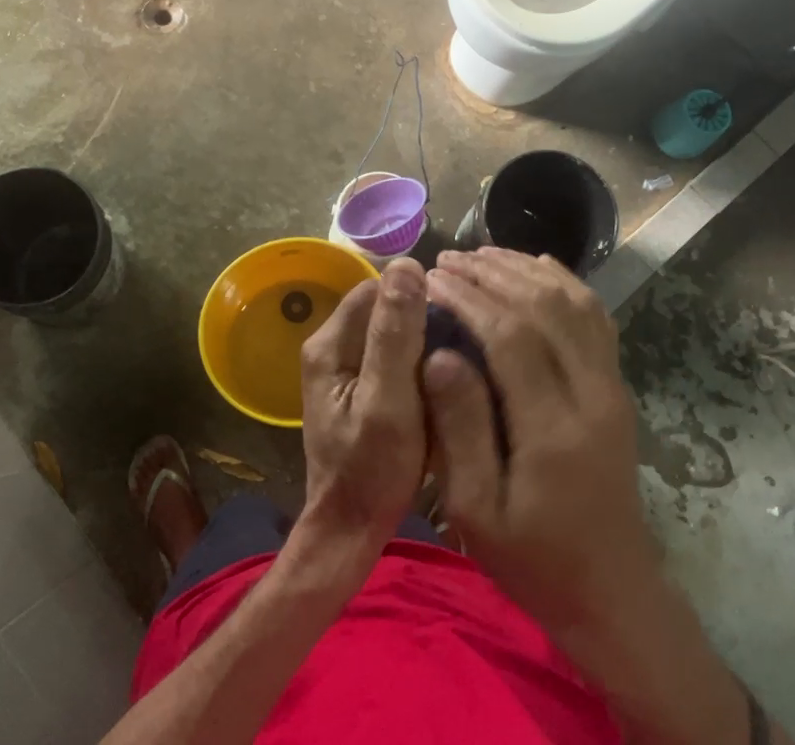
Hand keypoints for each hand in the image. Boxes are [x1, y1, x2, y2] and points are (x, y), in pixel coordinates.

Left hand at [295, 258, 430, 563]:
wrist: (352, 528)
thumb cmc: (372, 469)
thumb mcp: (389, 399)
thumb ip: (396, 335)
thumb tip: (406, 266)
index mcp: (329, 344)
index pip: (376, 289)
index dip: (418, 296)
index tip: (457, 316)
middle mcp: (330, 349)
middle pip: (384, 311)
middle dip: (424, 321)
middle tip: (465, 345)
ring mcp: (343, 372)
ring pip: (392, 336)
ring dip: (424, 346)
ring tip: (460, 364)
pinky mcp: (359, 393)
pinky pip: (394, 362)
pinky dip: (418, 368)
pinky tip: (443, 387)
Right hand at [421, 248, 657, 633]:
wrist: (609, 589)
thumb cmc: (531, 558)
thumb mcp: (476, 507)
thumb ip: (459, 427)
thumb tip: (439, 354)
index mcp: (553, 429)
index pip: (511, 337)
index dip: (469, 299)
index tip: (430, 280)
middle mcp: (592, 396)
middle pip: (546, 308)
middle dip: (493, 274)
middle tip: (447, 259)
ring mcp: (612, 390)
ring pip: (576, 305)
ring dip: (528, 271)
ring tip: (482, 255)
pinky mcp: (617, 391)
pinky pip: (597, 321)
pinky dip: (567, 284)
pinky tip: (538, 267)